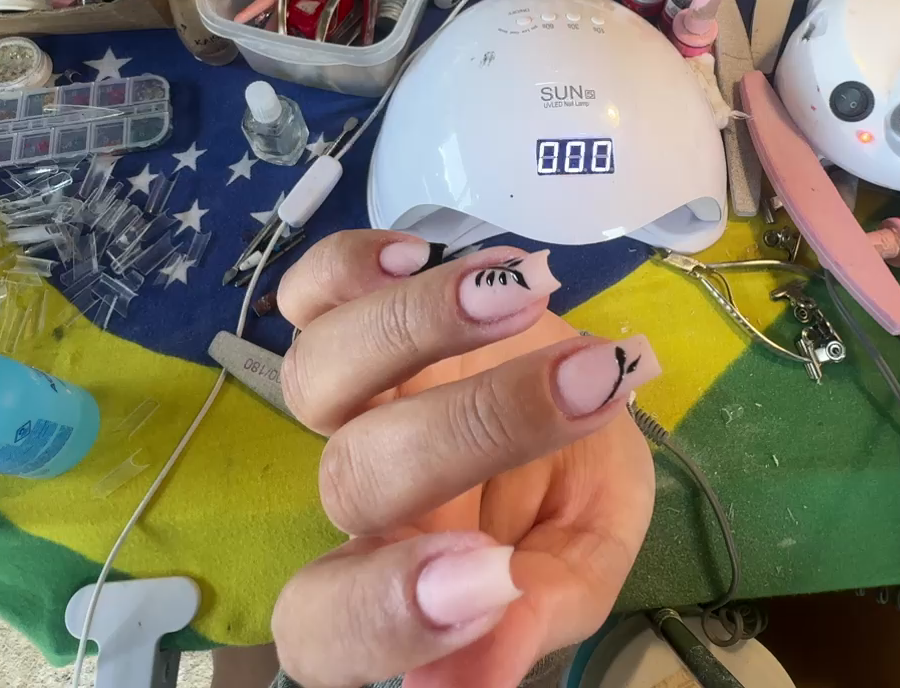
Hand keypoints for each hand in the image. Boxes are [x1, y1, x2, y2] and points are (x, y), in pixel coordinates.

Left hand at [268, 232, 659, 687]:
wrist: (568, 379)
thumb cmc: (575, 477)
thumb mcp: (591, 546)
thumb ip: (547, 608)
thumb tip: (478, 680)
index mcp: (407, 564)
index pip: (331, 623)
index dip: (388, 612)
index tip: (500, 576)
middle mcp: (362, 480)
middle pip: (354, 475)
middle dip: (473, 429)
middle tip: (579, 384)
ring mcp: (350, 388)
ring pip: (321, 368)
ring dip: (422, 325)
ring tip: (517, 293)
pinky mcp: (349, 310)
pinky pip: (308, 288)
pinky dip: (349, 266)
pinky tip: (418, 254)